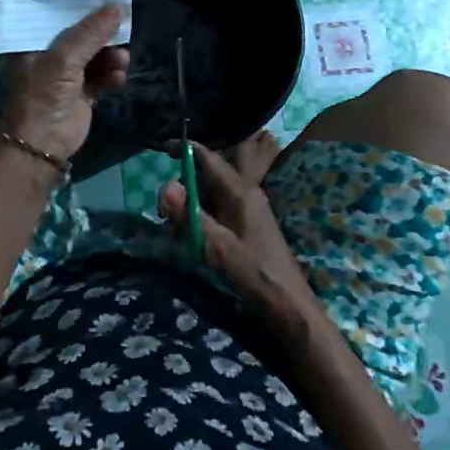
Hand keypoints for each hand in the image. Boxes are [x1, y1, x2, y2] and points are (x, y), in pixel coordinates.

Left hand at [0, 4, 129, 160]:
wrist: (42, 147)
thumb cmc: (43, 97)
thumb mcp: (64, 60)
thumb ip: (90, 33)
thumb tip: (116, 7)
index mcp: (33, 42)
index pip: (57, 14)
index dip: (81, 5)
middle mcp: (49, 54)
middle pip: (82, 34)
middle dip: (103, 34)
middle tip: (122, 30)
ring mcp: (66, 74)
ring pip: (96, 54)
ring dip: (112, 56)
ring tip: (122, 61)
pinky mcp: (82, 92)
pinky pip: (103, 74)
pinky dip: (113, 74)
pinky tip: (119, 78)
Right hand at [157, 142, 317, 321]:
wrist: (287, 300)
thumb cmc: (254, 271)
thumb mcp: (217, 246)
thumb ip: (190, 216)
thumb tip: (165, 186)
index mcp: (240, 191)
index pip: (209, 158)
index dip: (186, 150)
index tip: (163, 149)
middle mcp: (245, 192)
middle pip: (207, 177)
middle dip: (184, 189)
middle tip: (166, 214)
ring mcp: (247, 207)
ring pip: (210, 195)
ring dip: (191, 208)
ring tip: (178, 232)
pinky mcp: (246, 223)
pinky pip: (218, 210)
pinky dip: (202, 219)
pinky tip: (194, 240)